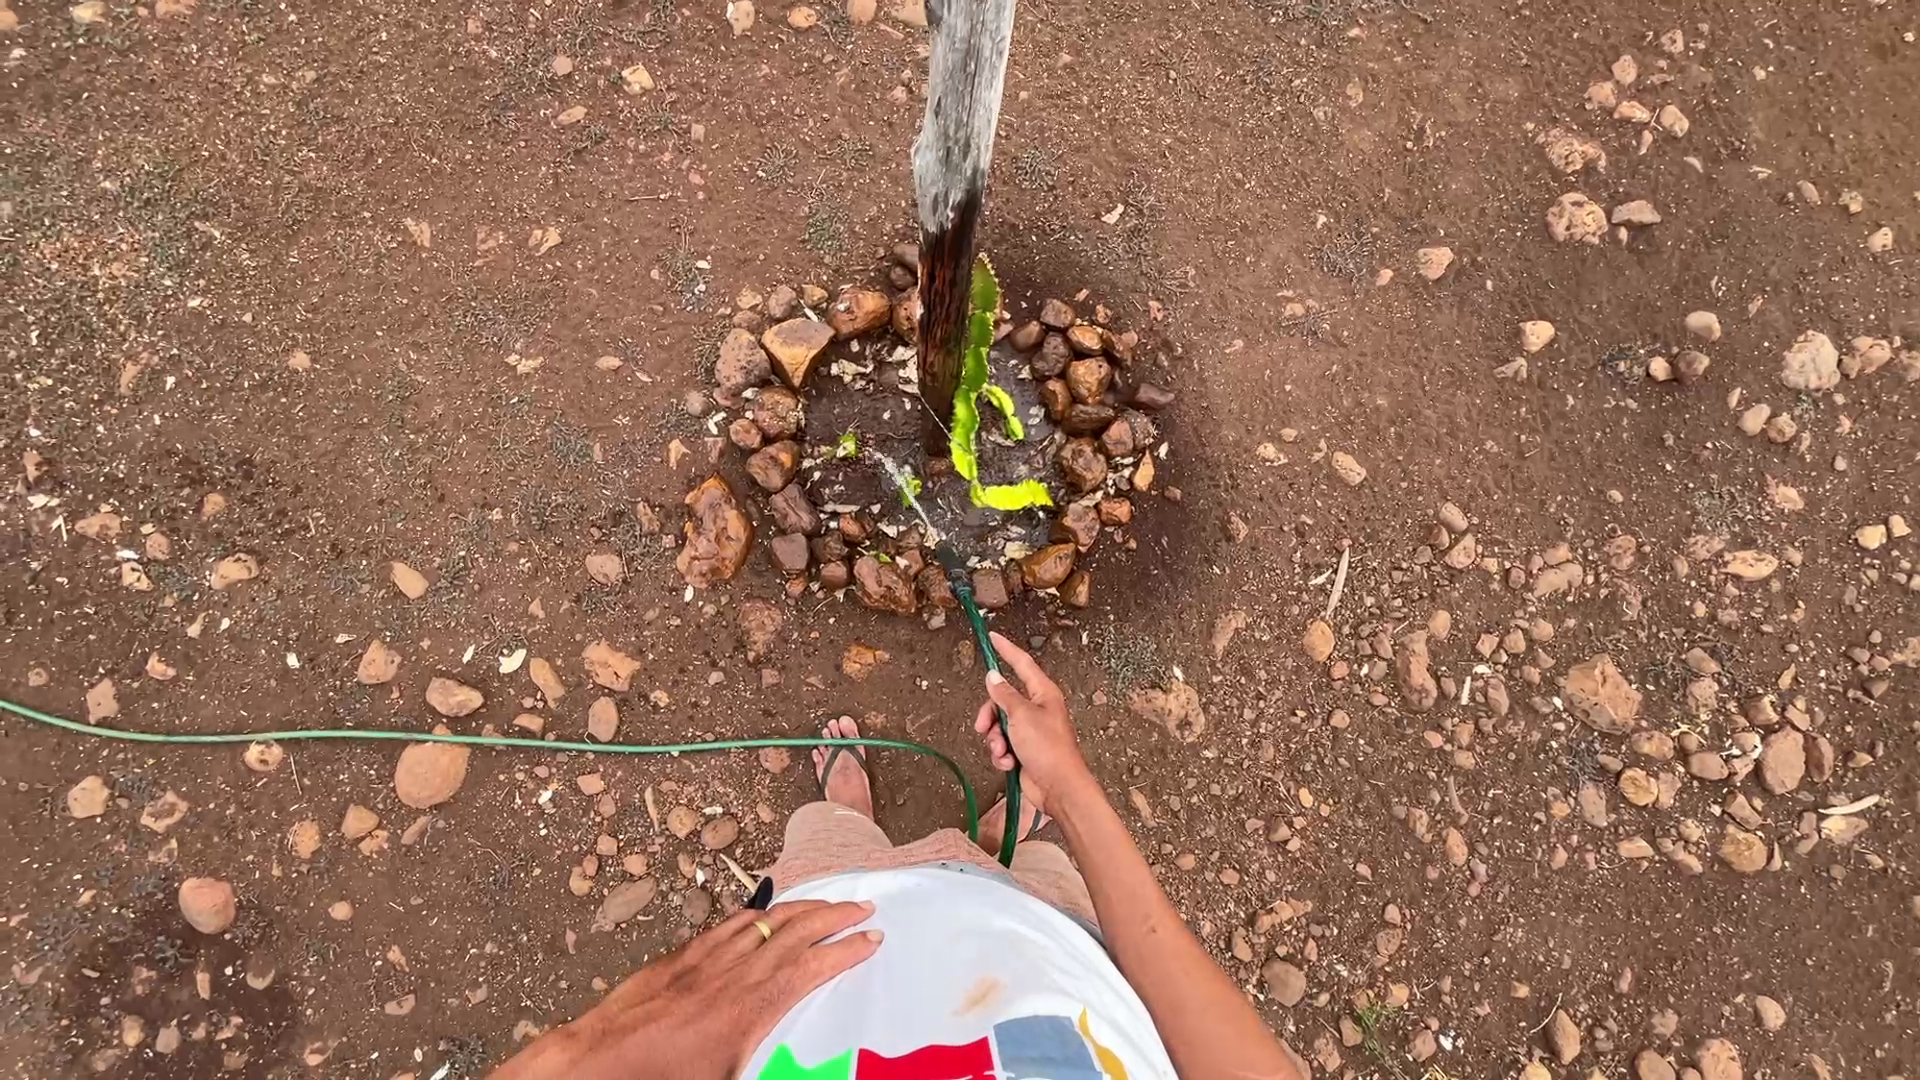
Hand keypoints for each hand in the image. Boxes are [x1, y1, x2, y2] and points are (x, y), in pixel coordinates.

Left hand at [490, 901, 880, 1079]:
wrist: (594, 1066)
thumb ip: (767, 1069)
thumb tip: (802, 1066)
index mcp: (752, 1009)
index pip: (812, 966)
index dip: (846, 950)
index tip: (872, 939)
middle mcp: (737, 973)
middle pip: (798, 930)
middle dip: (836, 915)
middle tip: (864, 905)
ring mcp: (710, 957)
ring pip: (768, 919)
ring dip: (804, 907)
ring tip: (828, 902)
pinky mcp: (685, 954)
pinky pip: (732, 922)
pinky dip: (759, 912)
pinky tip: (767, 912)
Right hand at [973, 631, 1094, 813]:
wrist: (1058, 789)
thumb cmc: (1048, 750)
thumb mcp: (1021, 716)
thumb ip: (1004, 694)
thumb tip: (993, 676)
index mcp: (1043, 694)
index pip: (1022, 664)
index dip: (1006, 649)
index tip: (993, 637)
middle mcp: (1037, 709)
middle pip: (1003, 699)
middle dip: (991, 714)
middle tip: (984, 726)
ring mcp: (1030, 730)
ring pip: (1000, 724)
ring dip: (995, 739)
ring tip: (1002, 751)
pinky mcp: (1024, 750)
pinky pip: (1003, 744)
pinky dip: (1001, 753)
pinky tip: (1008, 762)